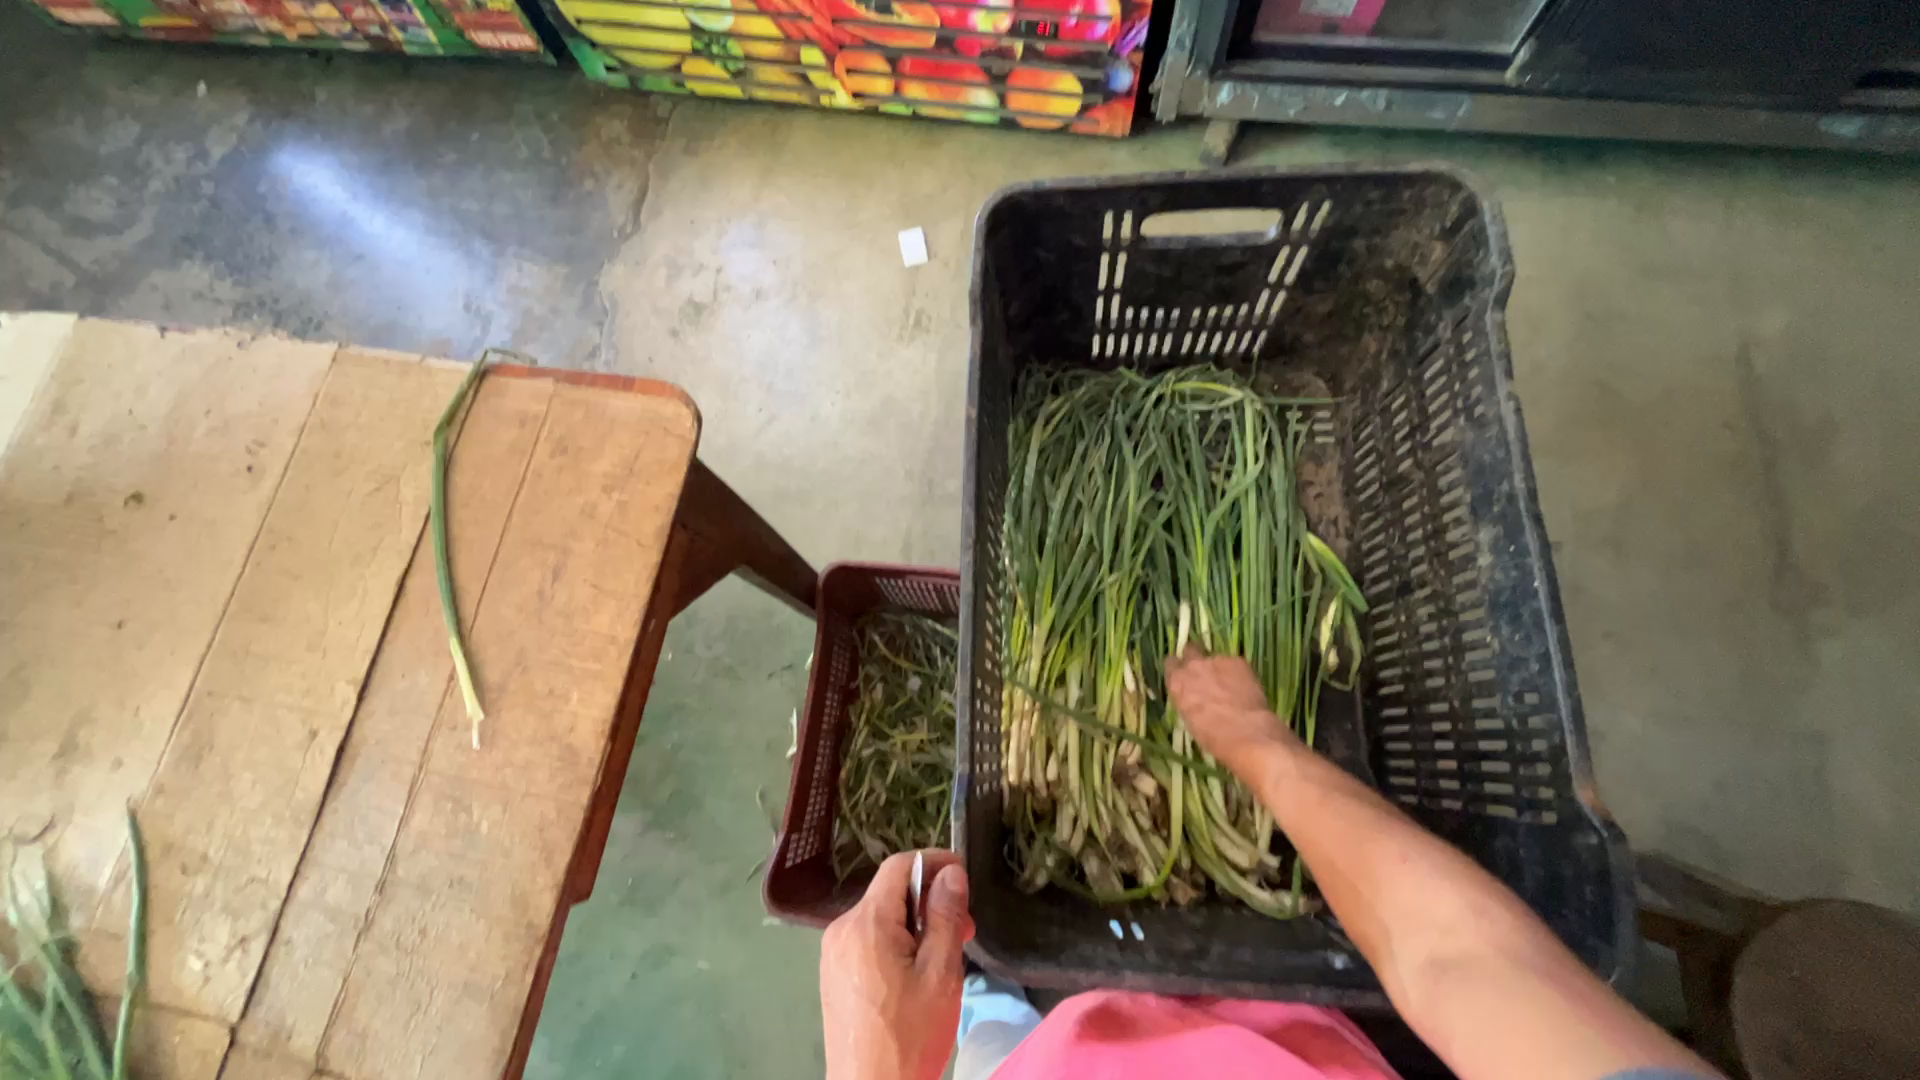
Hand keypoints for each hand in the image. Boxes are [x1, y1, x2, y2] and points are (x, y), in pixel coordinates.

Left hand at [820, 850, 973, 1079]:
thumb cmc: (910, 1036)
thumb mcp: (940, 974)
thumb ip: (945, 916)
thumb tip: (952, 873)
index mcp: (866, 922)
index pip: (899, 866)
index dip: (934, 862)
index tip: (964, 877)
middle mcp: (842, 928)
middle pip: (890, 891)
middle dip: (930, 900)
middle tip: (965, 929)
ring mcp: (833, 952)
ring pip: (881, 916)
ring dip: (915, 923)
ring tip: (945, 954)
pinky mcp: (834, 974)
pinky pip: (869, 939)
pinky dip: (896, 942)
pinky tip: (917, 971)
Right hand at [1164, 645, 1299, 776]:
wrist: (1246, 733)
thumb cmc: (1212, 736)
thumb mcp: (1188, 718)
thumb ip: (1187, 698)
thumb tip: (1193, 696)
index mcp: (1177, 682)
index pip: (1171, 663)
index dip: (1178, 668)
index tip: (1184, 675)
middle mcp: (1193, 666)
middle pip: (1190, 649)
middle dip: (1196, 657)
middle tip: (1205, 672)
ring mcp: (1216, 660)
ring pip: (1215, 658)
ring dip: (1219, 668)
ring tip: (1230, 685)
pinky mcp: (1238, 661)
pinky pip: (1234, 662)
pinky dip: (1237, 672)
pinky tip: (1244, 687)